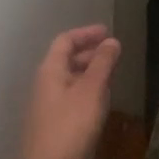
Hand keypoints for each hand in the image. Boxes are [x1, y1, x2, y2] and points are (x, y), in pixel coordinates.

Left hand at [21, 25, 121, 158]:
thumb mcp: (92, 90)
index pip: (66, 40)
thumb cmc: (71, 125)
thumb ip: (103, 62)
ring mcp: (47, 107)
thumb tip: (112, 41)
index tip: (107, 32)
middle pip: (67, 60)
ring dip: (90, 74)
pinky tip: (100, 104)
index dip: (87, 33)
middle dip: (91, 54)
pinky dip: (86, 93)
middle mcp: (45, 85)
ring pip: (70, 81)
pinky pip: (71, 99)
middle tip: (113, 55)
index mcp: (50, 71)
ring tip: (111, 77)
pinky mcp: (53, 126)